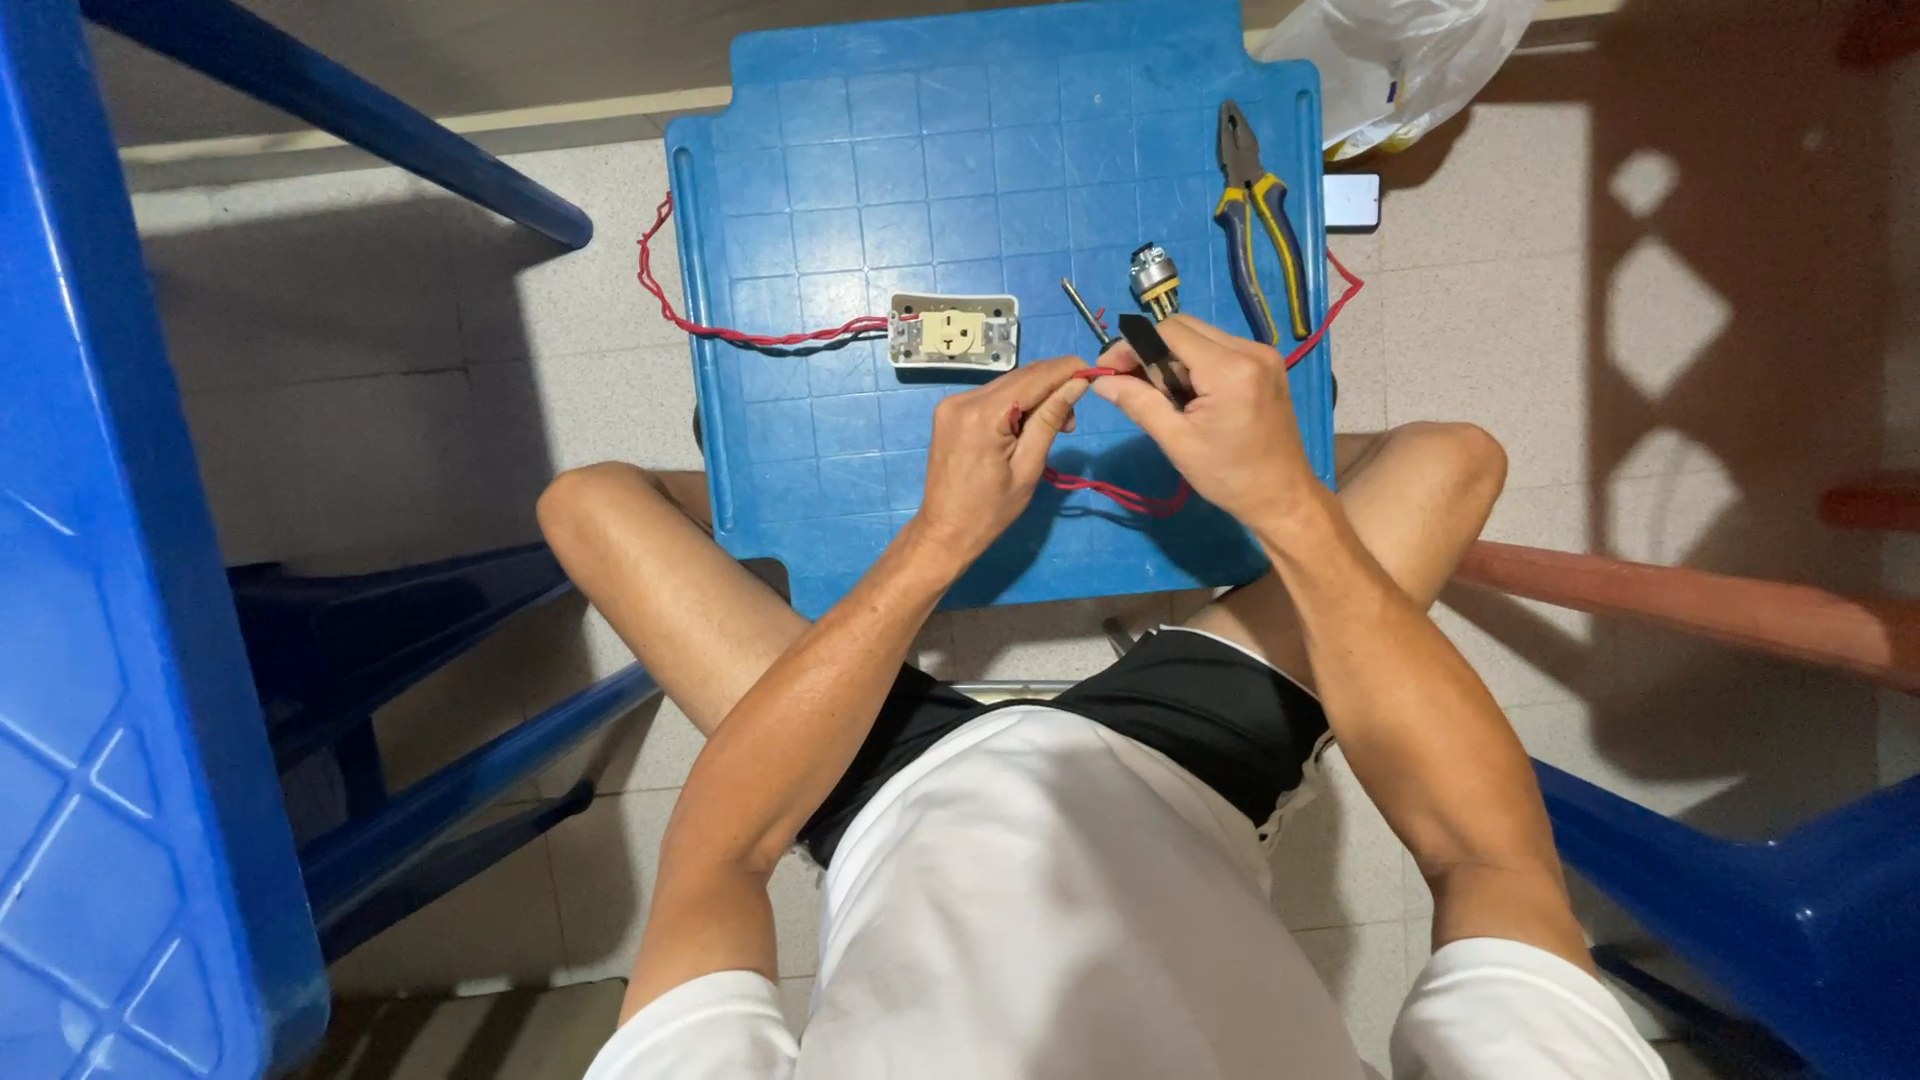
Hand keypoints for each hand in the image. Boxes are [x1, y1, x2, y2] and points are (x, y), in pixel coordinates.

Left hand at [912, 356, 1090, 566]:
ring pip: (1006, 384)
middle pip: (1019, 377)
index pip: (1033, 378)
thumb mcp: (1028, 468)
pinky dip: (1013, 404)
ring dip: (1034, 397)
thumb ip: (1050, 420)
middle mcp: (963, 400)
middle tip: (1072, 420)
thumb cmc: (990, 511)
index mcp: (982, 416)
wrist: (945, 530)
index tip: (1094, 373)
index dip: (1066, 370)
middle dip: (1053, 387)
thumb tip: (1077, 383)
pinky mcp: (949, 411)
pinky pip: (991, 396)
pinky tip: (1024, 427)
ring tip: (1052, 428)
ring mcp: (952, 404)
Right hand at [1091, 315, 1317, 525]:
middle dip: (1149, 350)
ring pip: (1200, 336)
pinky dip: (1193, 363)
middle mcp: (1250, 350)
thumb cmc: (1227, 476)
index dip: (1132, 346)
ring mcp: (1262, 354)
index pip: (1168, 331)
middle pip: (1184, 327)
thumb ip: (1139, 404)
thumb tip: (1102, 382)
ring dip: (1171, 358)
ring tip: (1158, 394)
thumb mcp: (1176, 442)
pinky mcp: (1265, 364)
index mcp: (1229, 369)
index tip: (1108, 371)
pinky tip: (1185, 393)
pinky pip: (1218, 348)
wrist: (1281, 495)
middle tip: (1128, 382)